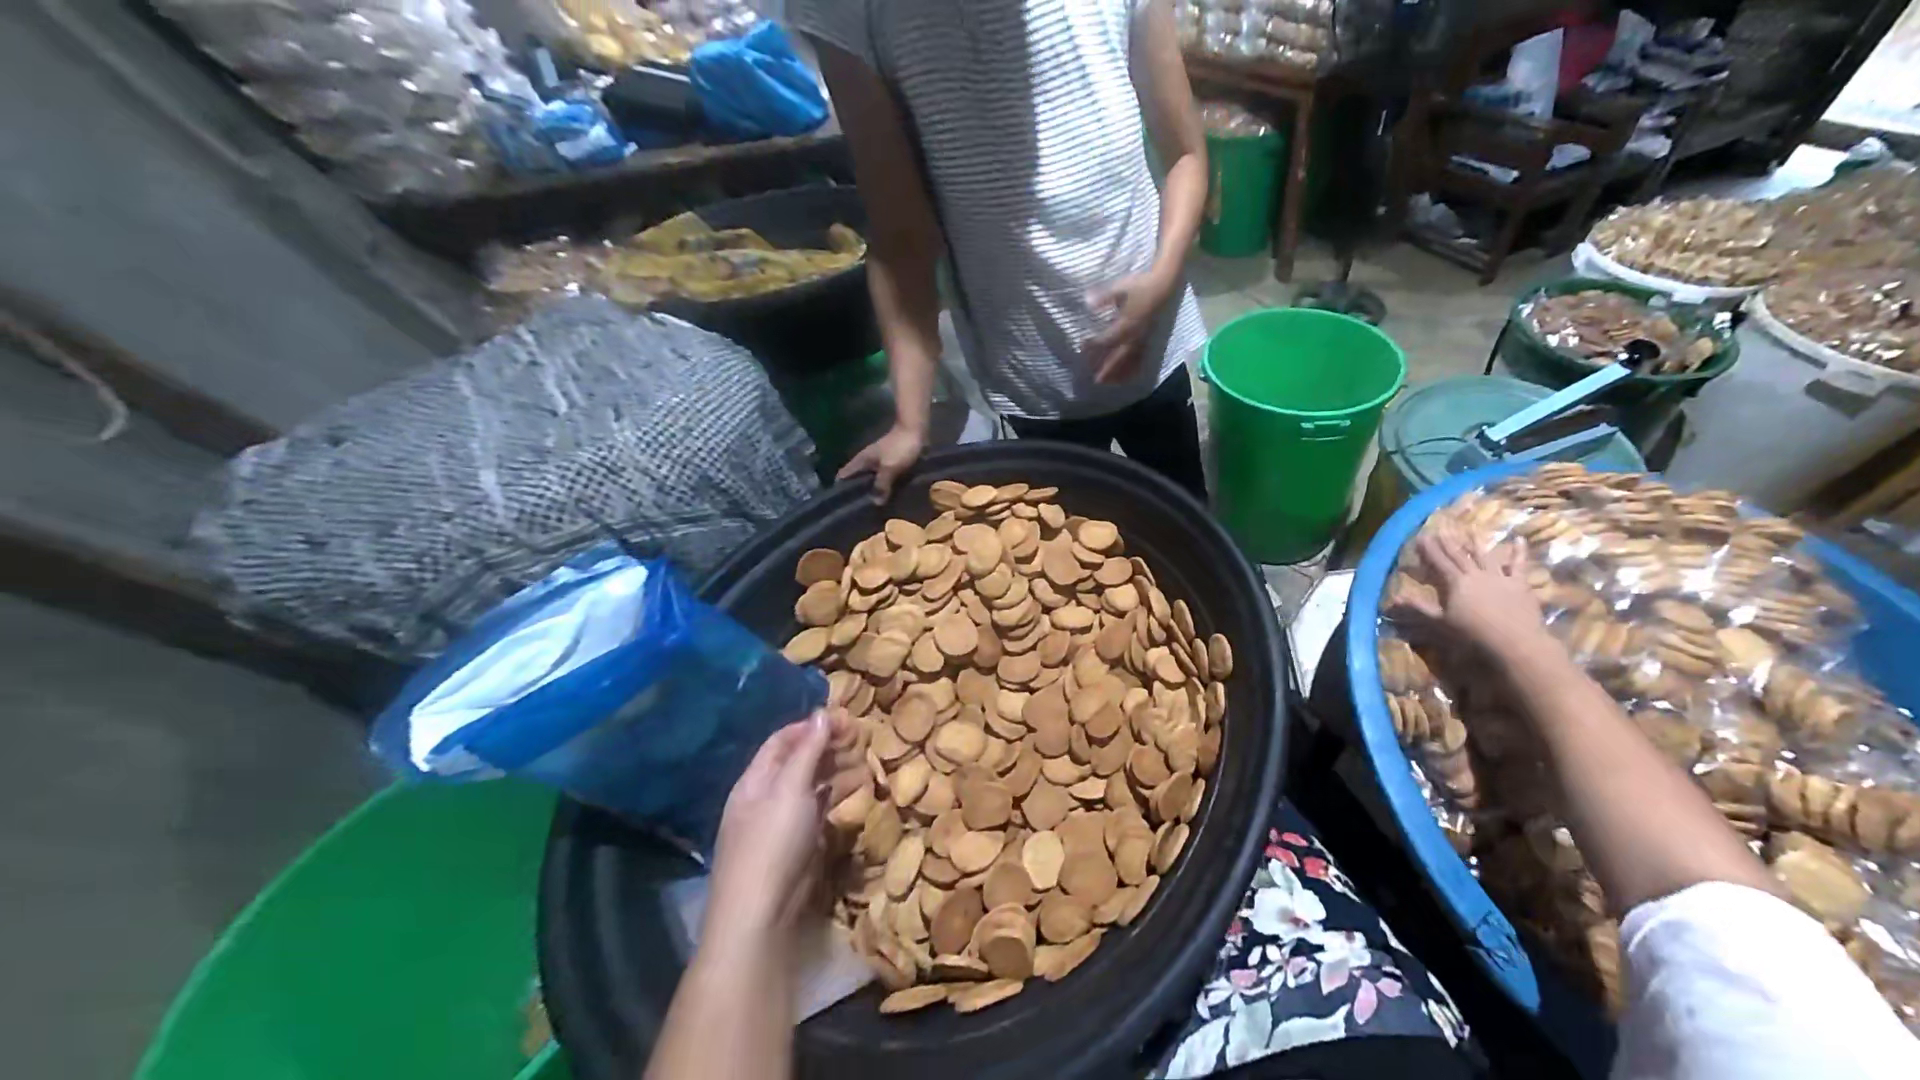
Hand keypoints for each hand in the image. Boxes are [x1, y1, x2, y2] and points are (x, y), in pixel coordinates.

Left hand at [707, 709, 841, 940]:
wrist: (760, 915)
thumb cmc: (772, 842)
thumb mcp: (790, 789)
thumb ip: (808, 750)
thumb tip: (822, 712)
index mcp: (755, 780)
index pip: (782, 741)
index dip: (810, 726)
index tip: (844, 718)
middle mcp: (767, 796)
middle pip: (799, 761)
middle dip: (828, 746)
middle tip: (861, 737)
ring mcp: (783, 822)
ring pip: (812, 785)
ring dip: (837, 770)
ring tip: (866, 761)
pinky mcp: (799, 844)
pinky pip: (820, 809)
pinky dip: (838, 795)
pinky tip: (858, 788)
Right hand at [837, 424, 924, 502]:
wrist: (916, 431)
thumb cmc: (899, 447)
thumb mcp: (889, 468)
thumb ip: (881, 485)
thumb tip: (875, 503)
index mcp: (862, 461)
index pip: (844, 475)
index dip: (839, 489)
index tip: (839, 505)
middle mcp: (868, 463)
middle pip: (858, 480)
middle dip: (858, 494)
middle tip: (859, 513)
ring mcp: (880, 464)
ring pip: (872, 481)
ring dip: (874, 492)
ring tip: (874, 510)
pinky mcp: (892, 465)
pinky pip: (886, 480)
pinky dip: (886, 488)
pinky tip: (889, 499)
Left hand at [1084, 269, 1174, 383]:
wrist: (1165, 285)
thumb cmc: (1141, 285)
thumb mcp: (1120, 288)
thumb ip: (1104, 297)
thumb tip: (1087, 303)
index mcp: (1126, 324)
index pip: (1107, 340)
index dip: (1094, 345)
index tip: (1082, 348)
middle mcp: (1134, 336)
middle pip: (1119, 357)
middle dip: (1108, 369)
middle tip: (1097, 380)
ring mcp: (1143, 339)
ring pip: (1130, 360)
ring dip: (1120, 372)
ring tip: (1110, 383)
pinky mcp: (1149, 338)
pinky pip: (1142, 357)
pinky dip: (1134, 368)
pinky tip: (1128, 376)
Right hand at [1401, 523, 1546, 656]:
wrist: (1515, 641)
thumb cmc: (1473, 633)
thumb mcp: (1440, 622)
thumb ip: (1419, 607)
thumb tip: (1394, 597)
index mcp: (1456, 582)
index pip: (1439, 562)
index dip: (1429, 549)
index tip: (1421, 536)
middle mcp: (1475, 574)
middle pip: (1459, 556)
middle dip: (1448, 543)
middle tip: (1440, 530)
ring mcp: (1499, 577)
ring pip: (1484, 556)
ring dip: (1475, 543)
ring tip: (1469, 530)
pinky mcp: (1519, 583)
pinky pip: (1518, 565)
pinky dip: (1518, 551)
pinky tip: (1518, 539)